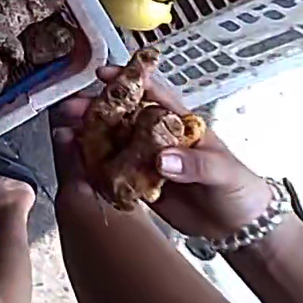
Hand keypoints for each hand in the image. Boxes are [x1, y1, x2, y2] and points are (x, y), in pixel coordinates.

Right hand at [53, 66, 273, 241]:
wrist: (239, 228)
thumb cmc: (239, 188)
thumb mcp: (223, 171)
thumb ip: (194, 164)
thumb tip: (162, 159)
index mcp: (179, 121)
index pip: (151, 92)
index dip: (127, 80)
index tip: (104, 74)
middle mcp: (157, 135)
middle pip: (122, 115)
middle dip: (95, 108)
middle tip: (72, 108)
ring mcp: (146, 159)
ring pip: (111, 141)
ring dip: (87, 135)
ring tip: (63, 132)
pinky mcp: (138, 184)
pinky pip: (111, 171)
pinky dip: (91, 166)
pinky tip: (74, 161)